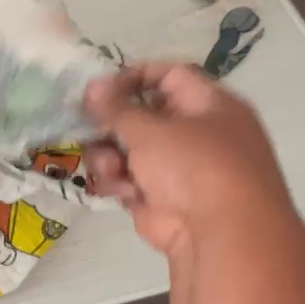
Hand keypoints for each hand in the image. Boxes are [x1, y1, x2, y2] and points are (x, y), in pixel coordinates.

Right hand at [81, 64, 292, 257]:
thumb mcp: (150, 130)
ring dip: (108, 158)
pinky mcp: (157, 189)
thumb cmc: (194, 167)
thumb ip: (115, 108)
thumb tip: (92, 85)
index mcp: (208, 105)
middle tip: (85, 130)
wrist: (219, 228)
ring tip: (114, 171)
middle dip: (109, 126)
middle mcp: (193, 129)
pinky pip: (123, 175)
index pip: (168, 75)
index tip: (97, 89)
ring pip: (122, 147)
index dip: (132, 77)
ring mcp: (175, 161)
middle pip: (137, 114)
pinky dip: (117, 181)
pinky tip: (124, 192)